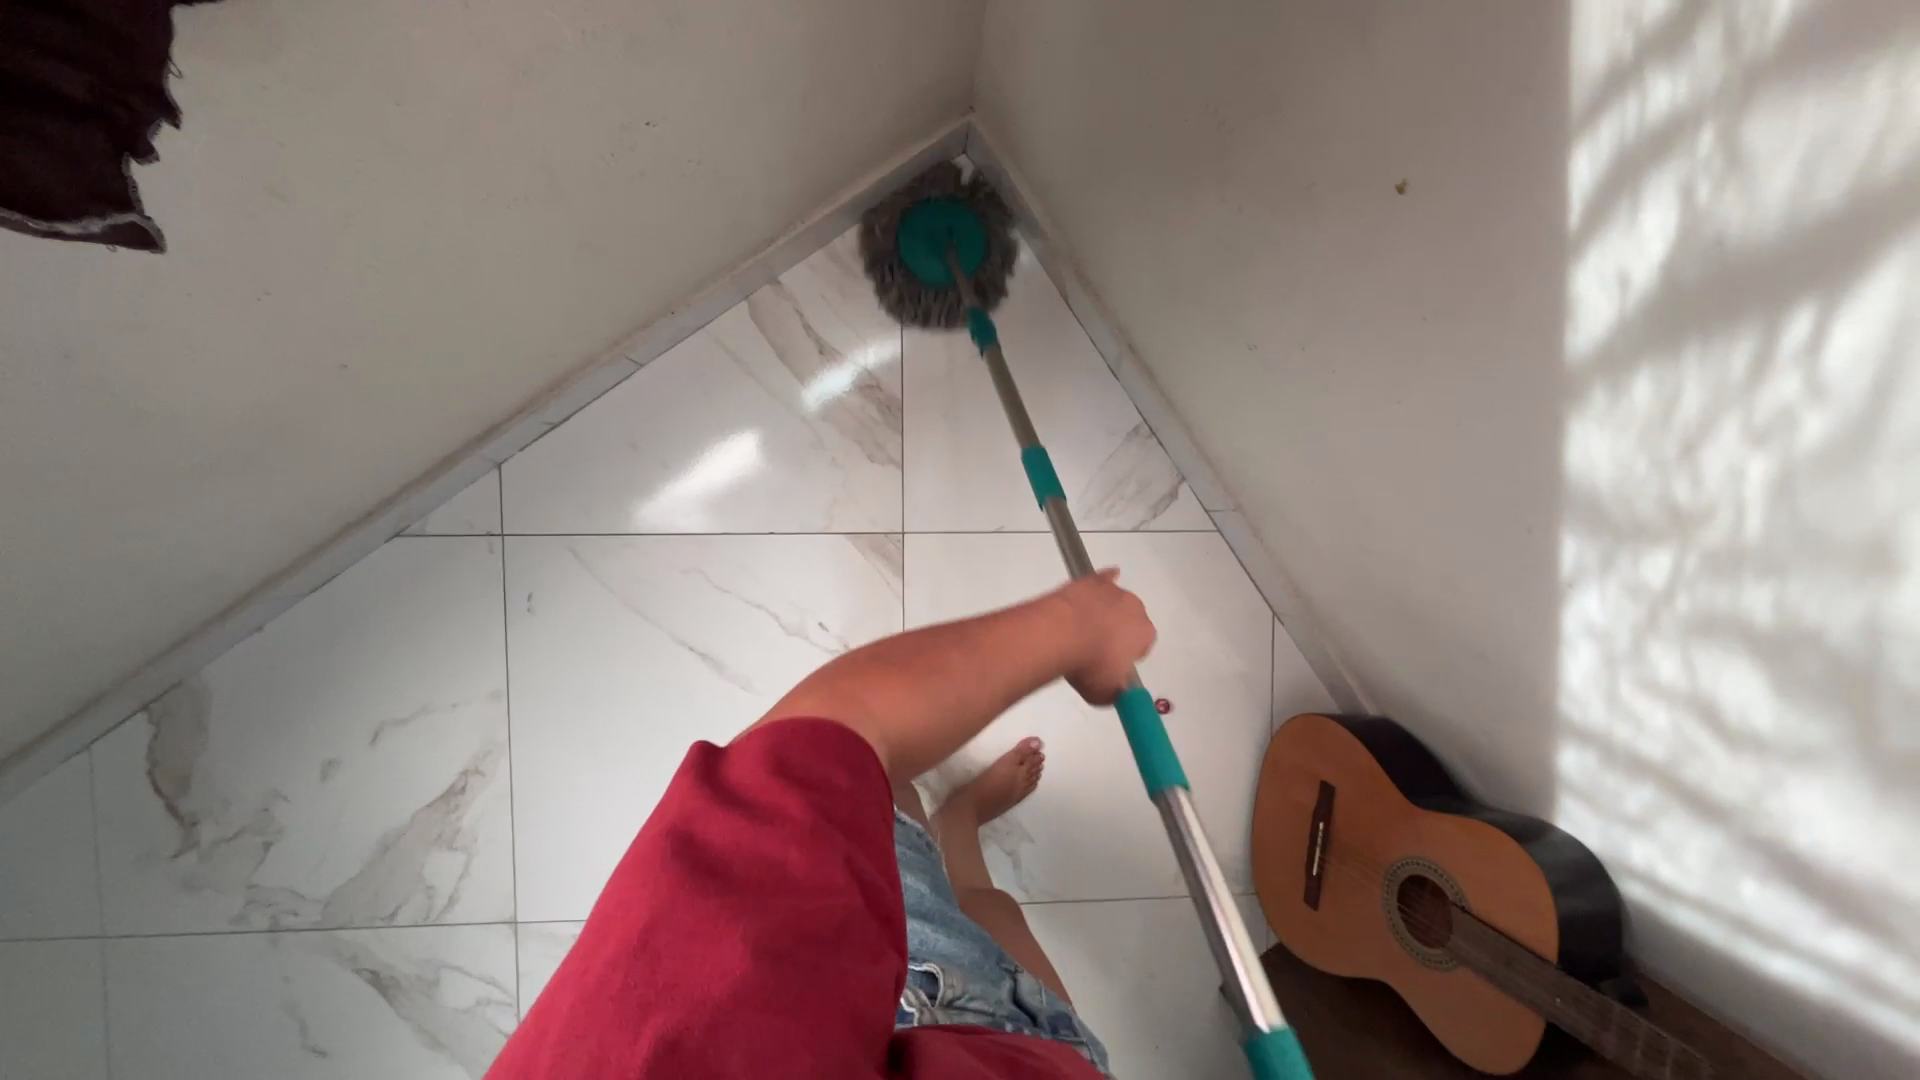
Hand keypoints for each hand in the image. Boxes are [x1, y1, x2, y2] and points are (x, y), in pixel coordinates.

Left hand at [1053, 568, 1156, 705]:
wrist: (1058, 634)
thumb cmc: (1086, 665)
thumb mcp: (1104, 692)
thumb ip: (1115, 692)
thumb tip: (1114, 692)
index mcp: (1145, 634)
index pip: (1142, 645)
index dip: (1126, 654)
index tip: (1109, 663)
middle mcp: (1135, 608)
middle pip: (1130, 620)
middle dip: (1116, 631)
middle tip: (1093, 647)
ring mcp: (1113, 591)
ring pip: (1114, 602)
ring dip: (1104, 612)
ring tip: (1082, 627)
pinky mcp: (1092, 580)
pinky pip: (1103, 578)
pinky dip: (1102, 581)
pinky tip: (1099, 583)